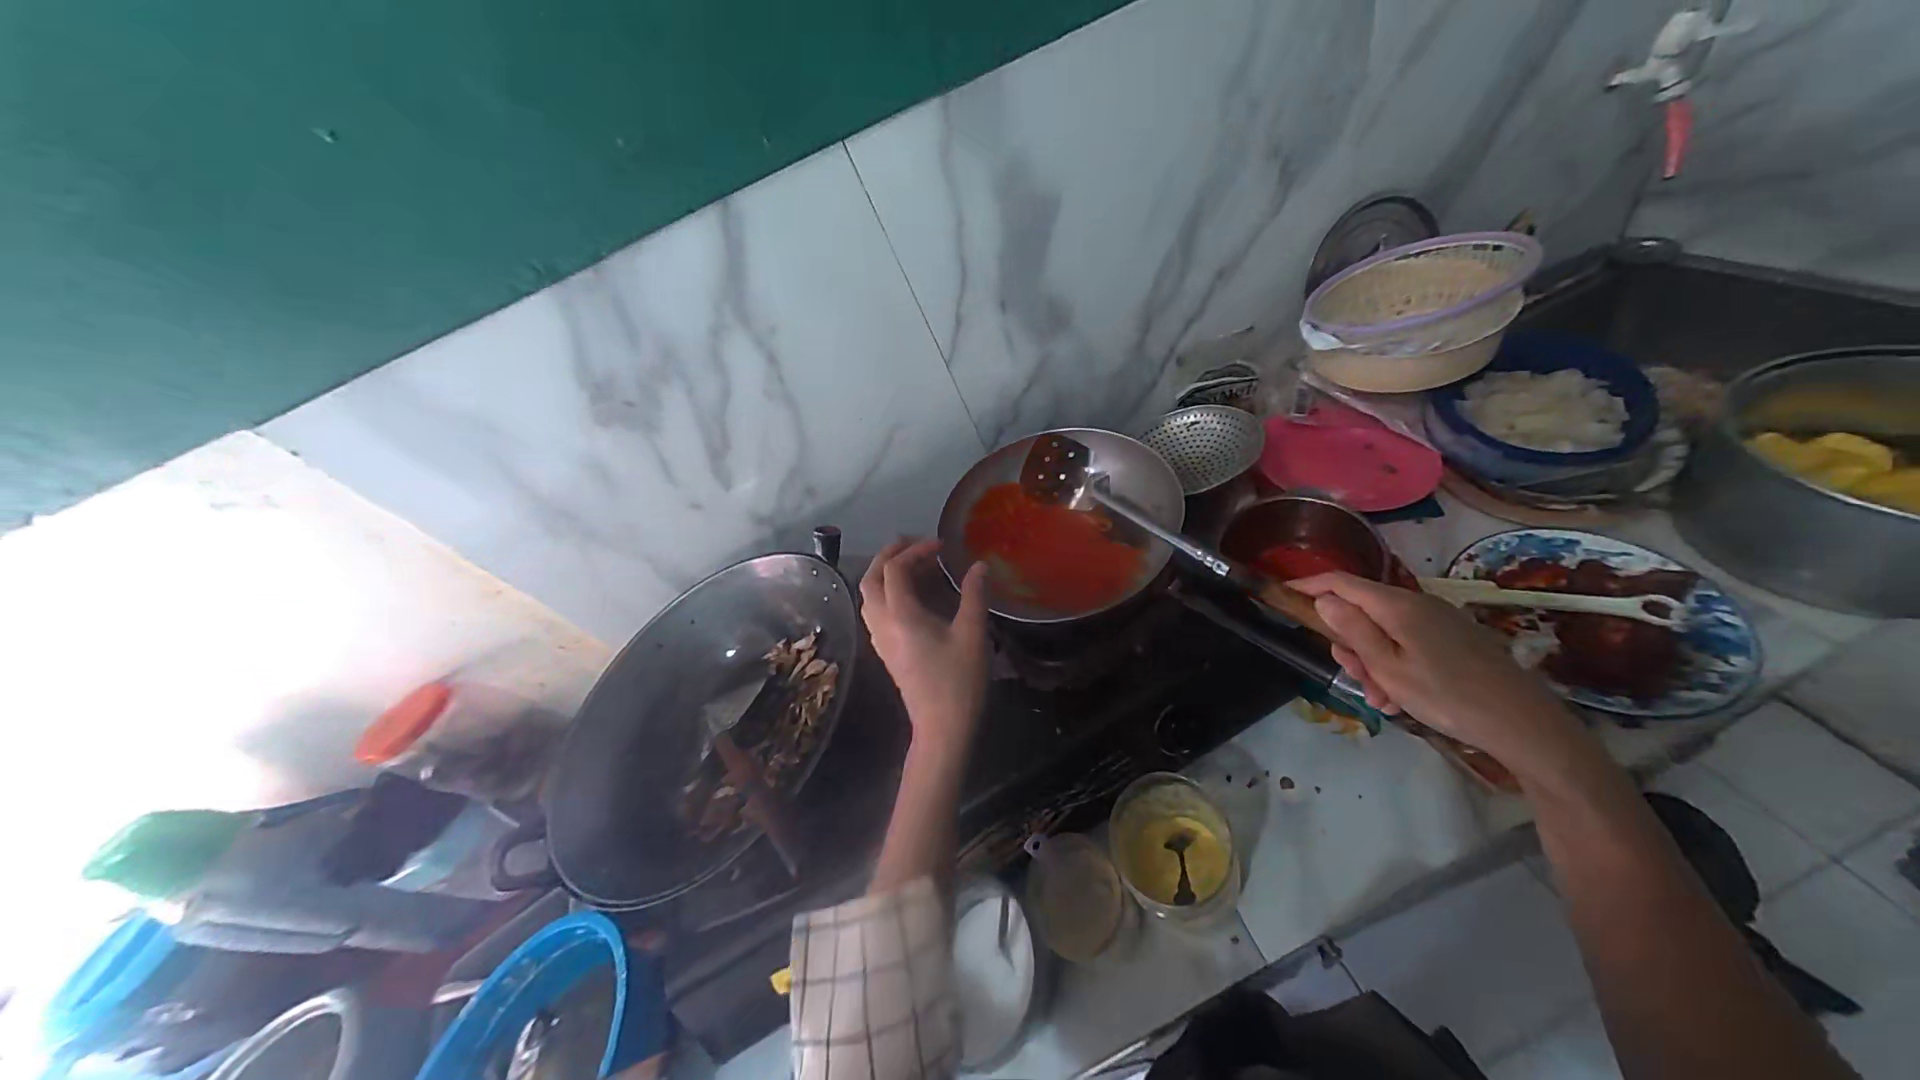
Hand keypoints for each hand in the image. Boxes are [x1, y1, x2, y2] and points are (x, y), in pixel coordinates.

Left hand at [859, 538, 989, 753]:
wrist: (941, 727)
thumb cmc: (959, 681)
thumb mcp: (972, 634)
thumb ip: (974, 596)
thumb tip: (979, 566)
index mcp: (901, 615)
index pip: (894, 569)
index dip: (914, 550)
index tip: (941, 546)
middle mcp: (882, 624)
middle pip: (870, 578)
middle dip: (889, 556)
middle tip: (915, 545)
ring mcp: (880, 640)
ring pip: (868, 596)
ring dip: (884, 574)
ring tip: (913, 567)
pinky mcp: (885, 652)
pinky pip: (874, 612)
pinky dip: (886, 594)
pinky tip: (911, 598)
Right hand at [1289, 571, 1594, 781]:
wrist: (1524, 725)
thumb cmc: (1447, 695)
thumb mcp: (1387, 668)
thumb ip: (1352, 630)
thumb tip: (1323, 599)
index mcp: (1397, 606)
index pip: (1340, 582)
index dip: (1308, 585)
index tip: (1283, 594)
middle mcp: (1417, 604)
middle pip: (1361, 611)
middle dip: (1347, 643)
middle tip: (1352, 677)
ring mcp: (1438, 621)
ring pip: (1383, 633)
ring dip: (1371, 663)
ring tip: (1382, 699)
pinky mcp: (1453, 639)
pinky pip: (1407, 644)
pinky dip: (1394, 667)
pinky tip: (1402, 699)